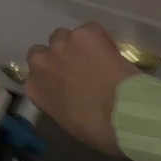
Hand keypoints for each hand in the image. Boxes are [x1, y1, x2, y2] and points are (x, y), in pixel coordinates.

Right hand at [24, 24, 139, 155]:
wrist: (126, 115)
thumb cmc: (100, 130)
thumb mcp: (70, 122)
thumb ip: (59, 103)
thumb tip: (69, 98)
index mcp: (34, 88)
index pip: (35, 76)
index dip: (52, 78)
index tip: (66, 85)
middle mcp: (40, 62)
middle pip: (43, 52)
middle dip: (58, 57)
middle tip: (80, 69)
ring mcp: (61, 44)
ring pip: (63, 37)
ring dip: (76, 45)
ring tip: (96, 58)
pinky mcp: (85, 34)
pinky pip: (90, 30)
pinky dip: (101, 39)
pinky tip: (112, 52)